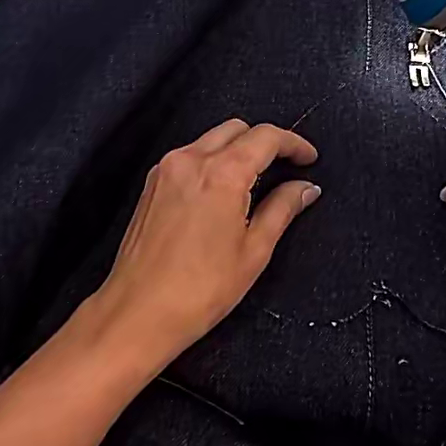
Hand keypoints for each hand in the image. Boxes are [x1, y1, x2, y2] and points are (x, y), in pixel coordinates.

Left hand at [83, 119, 319, 369]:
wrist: (136, 316)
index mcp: (221, 174)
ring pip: (212, 139)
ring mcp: (166, 170)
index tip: (309, 158)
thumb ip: (283, 208)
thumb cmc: (199, 290)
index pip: (266, 137)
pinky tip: (224, 192)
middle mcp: (191, 160)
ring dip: (238, 149)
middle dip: (266, 142)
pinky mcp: (152, 184)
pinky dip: (214, 161)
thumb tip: (306, 188)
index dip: (294, 143)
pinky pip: (191, 156)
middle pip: (238, 129)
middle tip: (286, 167)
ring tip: (256, 181)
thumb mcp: (254, 250)